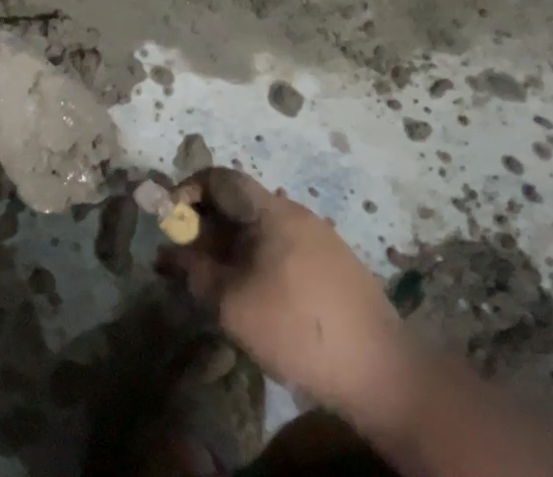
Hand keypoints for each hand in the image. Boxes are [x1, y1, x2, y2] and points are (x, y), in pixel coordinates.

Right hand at [158, 167, 407, 412]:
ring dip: (229, 246)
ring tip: (215, 282)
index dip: (185, 192)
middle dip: (204, 226)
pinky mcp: (335, 266)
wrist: (384, 374)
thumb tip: (168, 252)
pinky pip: (281, 247)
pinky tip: (253, 296)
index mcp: (271, 212)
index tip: (171, 224)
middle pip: (238, 202)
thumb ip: (191, 270)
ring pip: (259, 228)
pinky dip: (255, 260)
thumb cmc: (296, 328)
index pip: (218, 177)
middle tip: (186, 260)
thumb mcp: (228, 302)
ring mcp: (321, 240)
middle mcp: (297, 214)